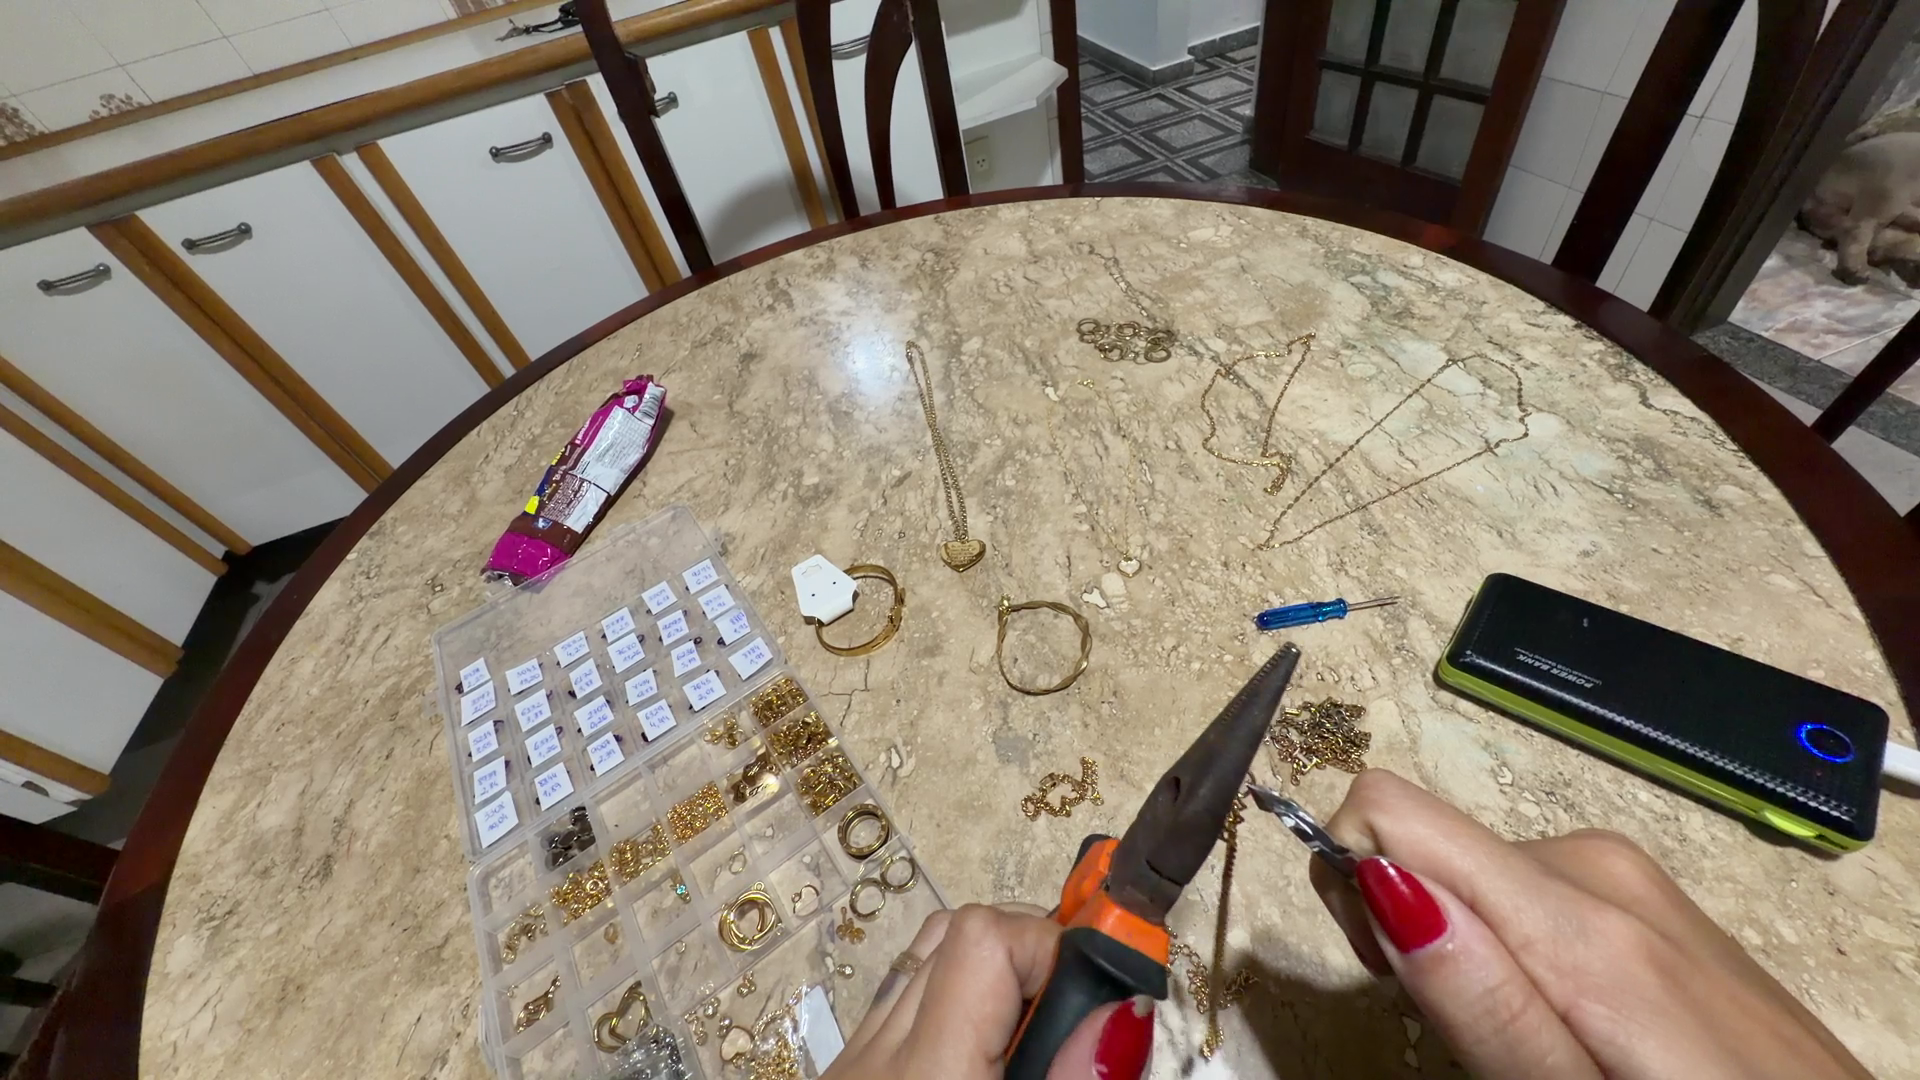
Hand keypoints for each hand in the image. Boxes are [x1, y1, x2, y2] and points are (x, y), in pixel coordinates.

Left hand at [821, 903, 1153, 1079]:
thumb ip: (1071, 1078)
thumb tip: (1123, 1003)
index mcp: (926, 1072)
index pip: (986, 935)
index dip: (1053, 945)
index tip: (1108, 987)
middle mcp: (879, 1048)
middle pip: (961, 929)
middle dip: (1035, 950)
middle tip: (1080, 1014)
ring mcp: (855, 1054)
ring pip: (931, 952)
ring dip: (996, 966)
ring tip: (1037, 1026)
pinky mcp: (848, 1065)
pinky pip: (906, 991)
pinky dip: (957, 994)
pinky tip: (983, 1044)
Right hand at [1310, 769, 1870, 1079]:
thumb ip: (1482, 1000)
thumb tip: (1376, 877)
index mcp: (1577, 915)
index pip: (1391, 808)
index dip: (1349, 875)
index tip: (1382, 965)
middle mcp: (1591, 861)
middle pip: (1421, 841)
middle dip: (1404, 923)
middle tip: (1465, 1027)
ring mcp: (1620, 870)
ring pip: (1464, 867)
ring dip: (1455, 937)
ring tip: (1527, 1030)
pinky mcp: (1634, 888)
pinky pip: (1515, 882)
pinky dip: (1499, 935)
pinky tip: (1562, 1009)